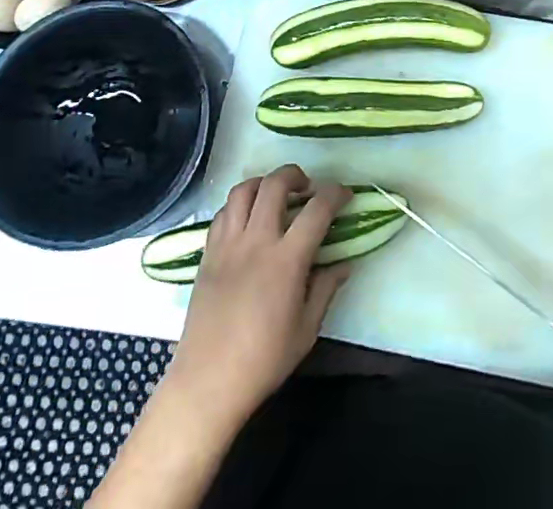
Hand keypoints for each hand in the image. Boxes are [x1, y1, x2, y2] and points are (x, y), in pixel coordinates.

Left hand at [163, 165, 353, 427]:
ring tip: (276, 194)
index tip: (345, 195)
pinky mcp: (207, 252)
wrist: (209, 377)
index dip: (335, 195)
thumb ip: (325, 288)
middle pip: (274, 185)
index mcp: (286, 260)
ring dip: (263, 183)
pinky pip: (222, 212)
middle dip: (295, 175)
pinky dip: (239, 204)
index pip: (316, 211)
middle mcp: (255, 241)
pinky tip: (248, 218)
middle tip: (308, 187)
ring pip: (242, 190)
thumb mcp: (306, 329)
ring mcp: (227, 243)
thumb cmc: (264, 359)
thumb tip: (343, 264)